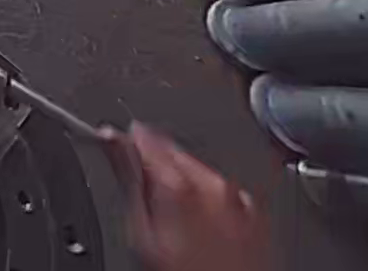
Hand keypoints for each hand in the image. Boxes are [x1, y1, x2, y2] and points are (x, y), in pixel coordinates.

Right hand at [103, 123, 268, 270]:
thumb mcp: (141, 232)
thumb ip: (126, 176)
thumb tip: (111, 139)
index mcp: (179, 183)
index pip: (143, 135)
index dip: (126, 141)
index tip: (117, 149)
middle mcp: (212, 183)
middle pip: (170, 150)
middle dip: (156, 165)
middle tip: (151, 201)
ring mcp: (239, 201)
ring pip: (196, 168)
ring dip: (182, 181)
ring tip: (178, 221)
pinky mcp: (256, 217)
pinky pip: (223, 191)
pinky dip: (209, 199)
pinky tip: (204, 227)